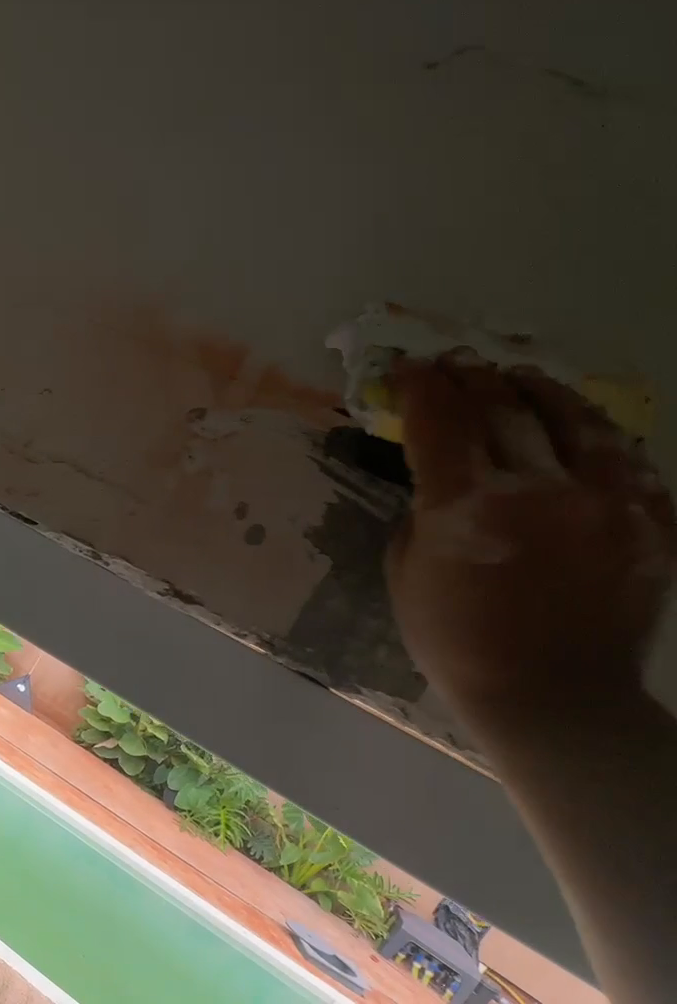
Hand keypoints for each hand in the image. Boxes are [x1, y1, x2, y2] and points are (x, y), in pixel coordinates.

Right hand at [385, 353, 674, 719]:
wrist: (553, 693)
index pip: (440, 423)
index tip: (410, 368)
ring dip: (541, 392)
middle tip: (457, 365)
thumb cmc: (453, 635)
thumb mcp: (407, 566)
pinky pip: (631, 461)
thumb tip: (440, 476)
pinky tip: (579, 427)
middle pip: (505, 411)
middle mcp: (540, 492)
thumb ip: (426, 511)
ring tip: (520, 377)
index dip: (422, 388)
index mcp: (466, 507)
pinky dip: (599, 435)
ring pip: (579, 423)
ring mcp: (608, 505)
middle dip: (475, 381)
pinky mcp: (653, 524)